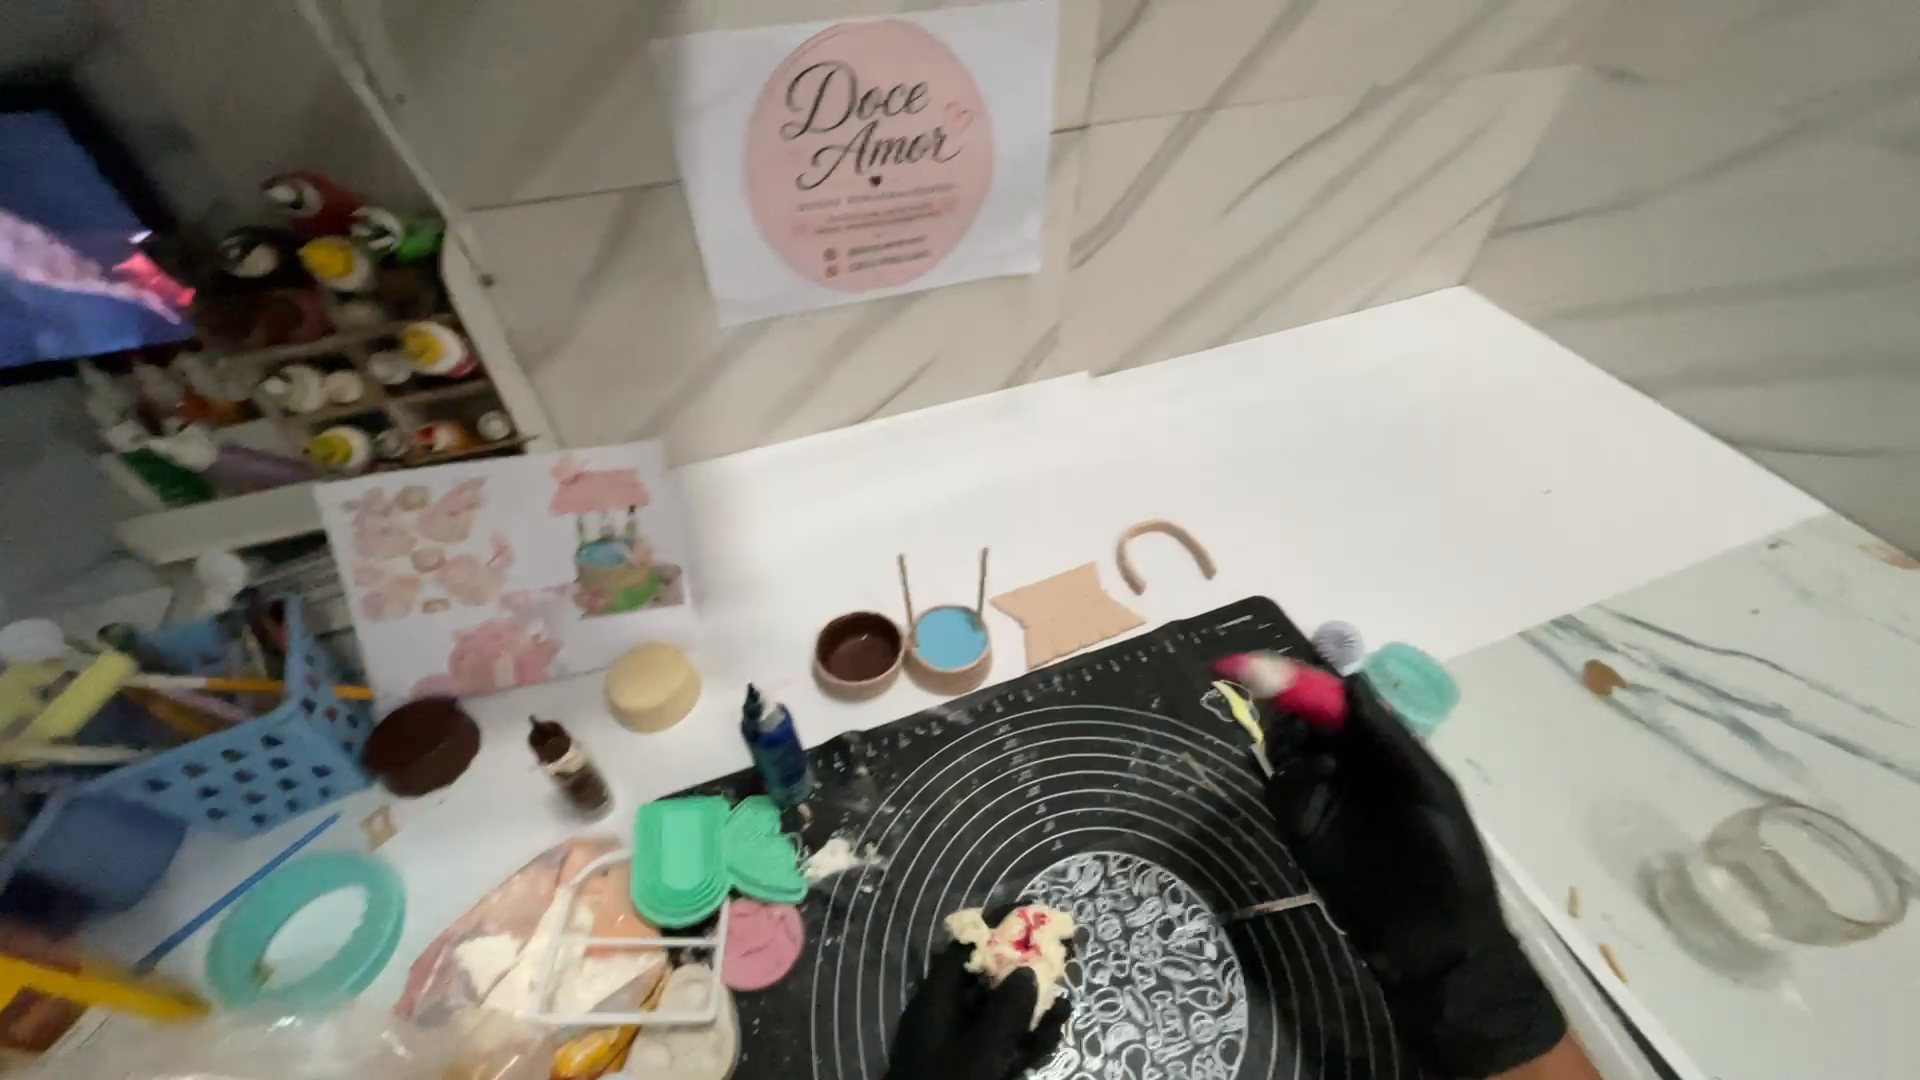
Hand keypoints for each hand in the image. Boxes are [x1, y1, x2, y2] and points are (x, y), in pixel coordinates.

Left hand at [885, 941, 1070, 1079]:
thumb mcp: (979, 1057)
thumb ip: (1006, 1013)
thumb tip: (1027, 971)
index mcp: (934, 1003)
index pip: (964, 948)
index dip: (995, 926)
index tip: (1030, 912)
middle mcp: (944, 1018)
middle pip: (986, 976)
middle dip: (1024, 960)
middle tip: (1062, 946)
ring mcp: (959, 1049)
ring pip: (1000, 1010)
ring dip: (1033, 995)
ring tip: (1068, 979)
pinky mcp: (975, 1074)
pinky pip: (1004, 1043)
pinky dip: (1029, 1031)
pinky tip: (1058, 1020)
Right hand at [1265, 673, 1565, 1077]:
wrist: (1438, 942)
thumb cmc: (1451, 860)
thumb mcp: (1432, 790)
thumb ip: (1391, 738)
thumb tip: (1352, 682)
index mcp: (1379, 751)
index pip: (1337, 703)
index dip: (1311, 680)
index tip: (1286, 662)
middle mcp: (1344, 766)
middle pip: (1301, 719)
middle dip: (1290, 703)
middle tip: (1282, 695)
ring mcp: (1318, 796)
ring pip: (1283, 748)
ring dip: (1288, 735)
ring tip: (1309, 739)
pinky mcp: (1298, 826)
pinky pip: (1278, 788)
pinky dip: (1290, 773)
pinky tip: (1318, 772)